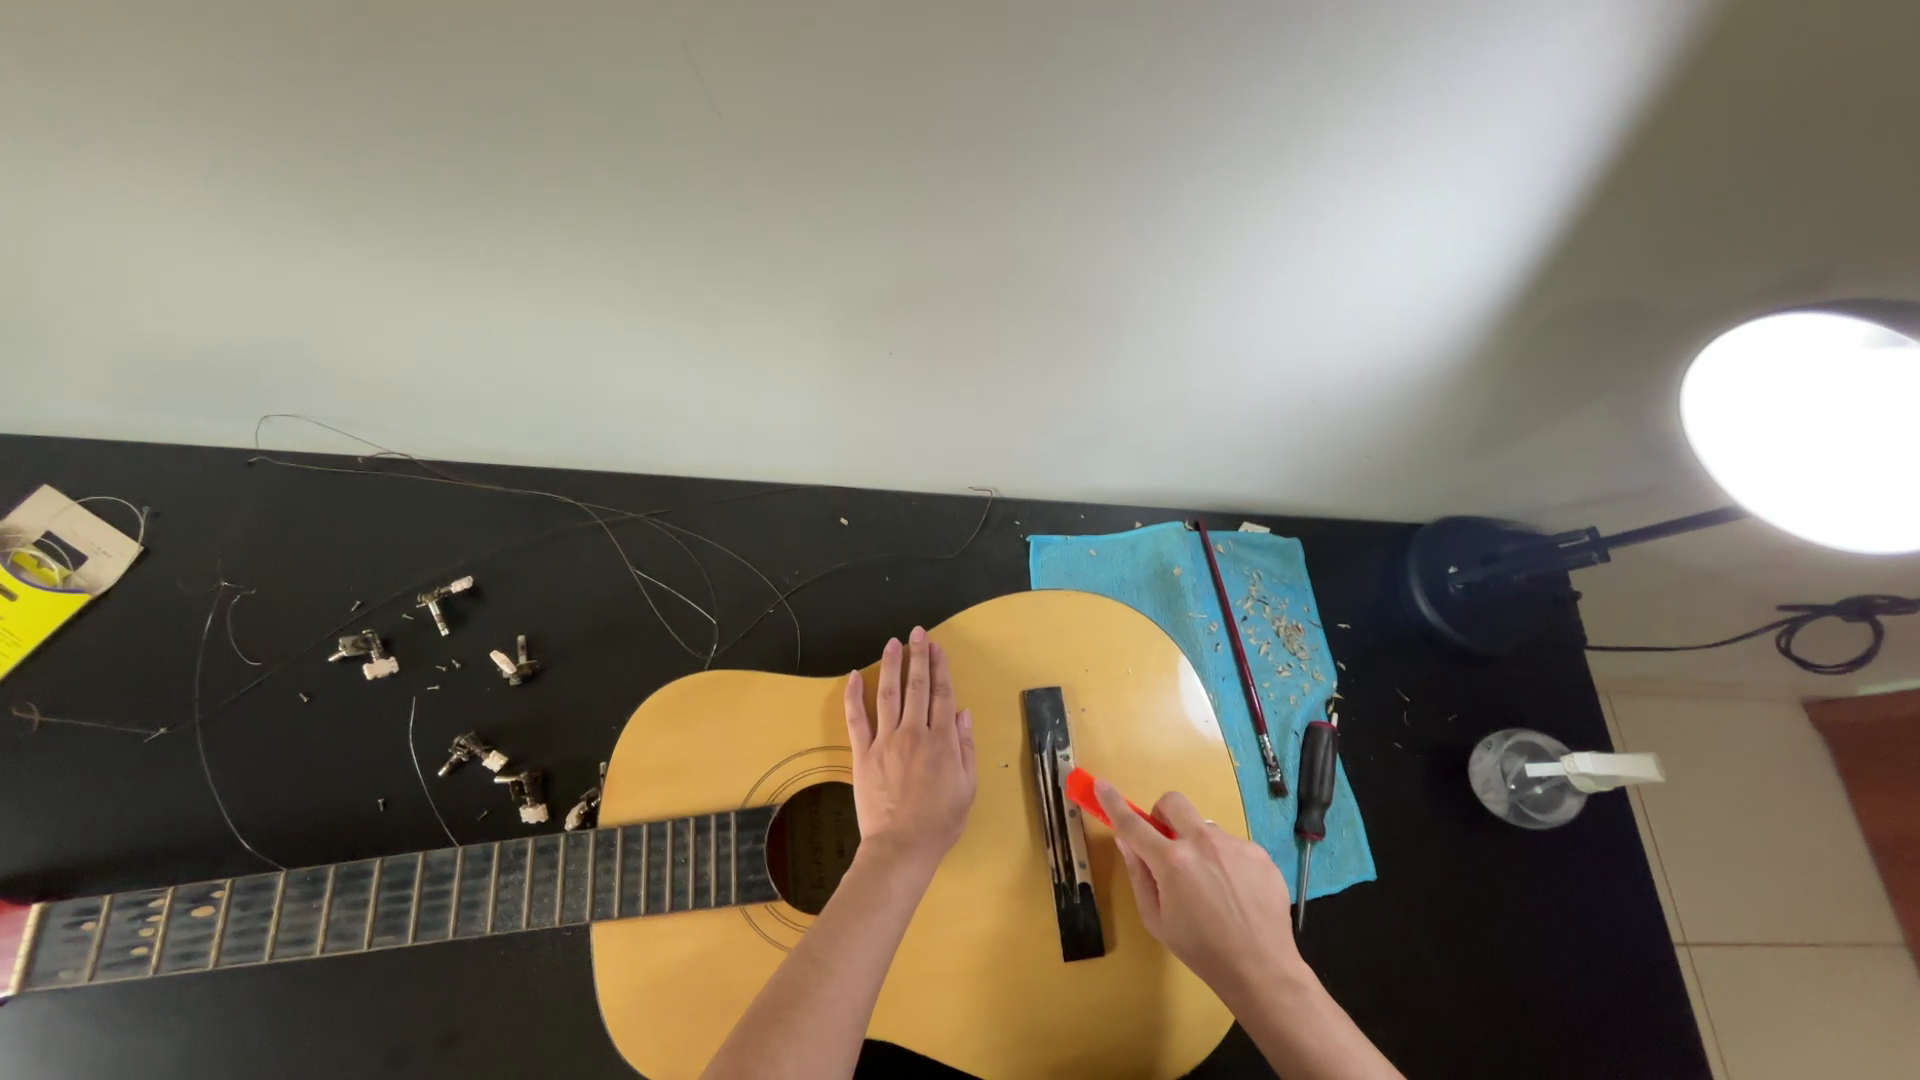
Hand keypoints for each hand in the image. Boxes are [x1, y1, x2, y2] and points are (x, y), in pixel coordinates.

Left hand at [843, 627, 977, 873]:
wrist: (902, 847)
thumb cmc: (940, 821)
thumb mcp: (967, 786)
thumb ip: (965, 747)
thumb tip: (962, 713)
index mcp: (942, 741)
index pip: (942, 694)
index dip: (940, 667)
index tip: (937, 647)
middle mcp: (914, 733)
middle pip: (917, 686)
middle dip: (918, 656)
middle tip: (917, 632)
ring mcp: (886, 741)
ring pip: (889, 694)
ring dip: (891, 665)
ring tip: (892, 642)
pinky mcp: (863, 753)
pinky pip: (856, 718)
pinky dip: (854, 695)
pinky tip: (855, 674)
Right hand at [1096, 782, 1304, 997]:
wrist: (1262, 969)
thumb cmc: (1200, 950)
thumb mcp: (1156, 920)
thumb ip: (1138, 875)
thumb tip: (1125, 840)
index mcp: (1172, 862)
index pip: (1133, 824)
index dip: (1113, 803)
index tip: (1101, 786)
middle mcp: (1202, 843)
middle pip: (1173, 802)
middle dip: (1163, 814)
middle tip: (1167, 843)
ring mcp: (1234, 845)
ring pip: (1206, 828)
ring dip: (1199, 846)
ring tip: (1213, 886)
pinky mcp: (1259, 853)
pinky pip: (1232, 846)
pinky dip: (1226, 861)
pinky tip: (1236, 892)